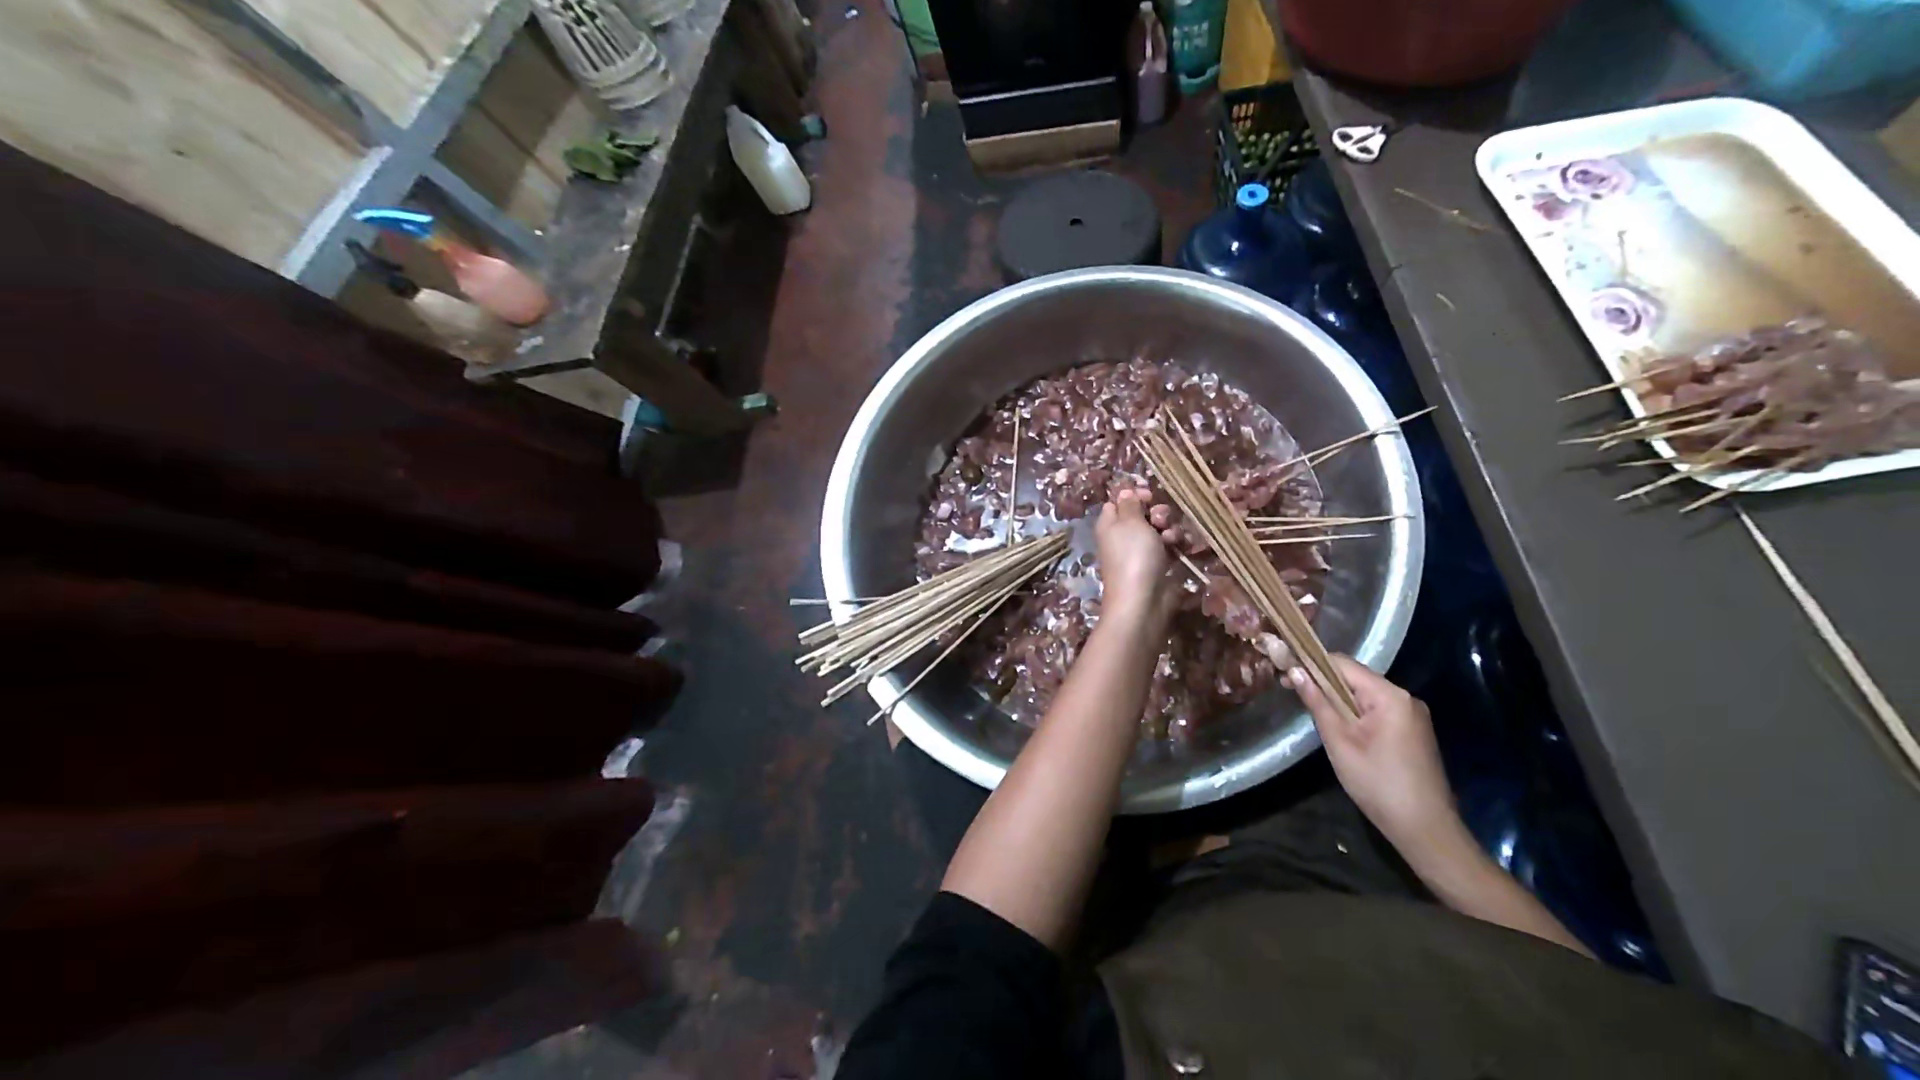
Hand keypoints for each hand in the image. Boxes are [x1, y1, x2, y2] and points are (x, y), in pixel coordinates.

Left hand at [1094, 488, 1177, 630]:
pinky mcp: (1158, 564)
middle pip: (1143, 514)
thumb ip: (1129, 504)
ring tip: (1170, 537)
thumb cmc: (1133, 556)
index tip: (1148, 496)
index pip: (1119, 502)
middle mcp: (1124, 536)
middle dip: (1157, 512)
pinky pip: (1168, 545)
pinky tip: (1180, 547)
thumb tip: (1124, 491)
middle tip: (1160, 519)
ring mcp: (1141, 551)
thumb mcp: (1129, 522)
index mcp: (1110, 524)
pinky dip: (1175, 543)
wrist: (1143, 600)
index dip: (1135, 496)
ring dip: (1169, 528)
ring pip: (1159, 529)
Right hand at [1284, 655, 1457, 849]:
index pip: (1342, 664)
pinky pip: (1376, 710)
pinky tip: (1337, 724)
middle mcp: (1405, 698)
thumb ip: (1318, 703)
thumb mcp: (1339, 741)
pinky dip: (1353, 711)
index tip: (1283, 671)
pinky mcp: (1412, 731)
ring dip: (1336, 697)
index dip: (1310, 663)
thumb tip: (1296, 670)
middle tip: (1289, 689)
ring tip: (1309, 706)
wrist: (1425, 828)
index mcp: (1390, 695)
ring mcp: (1411, 715)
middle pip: (1355, 677)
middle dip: (1322, 680)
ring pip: (1364, 694)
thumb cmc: (1377, 782)